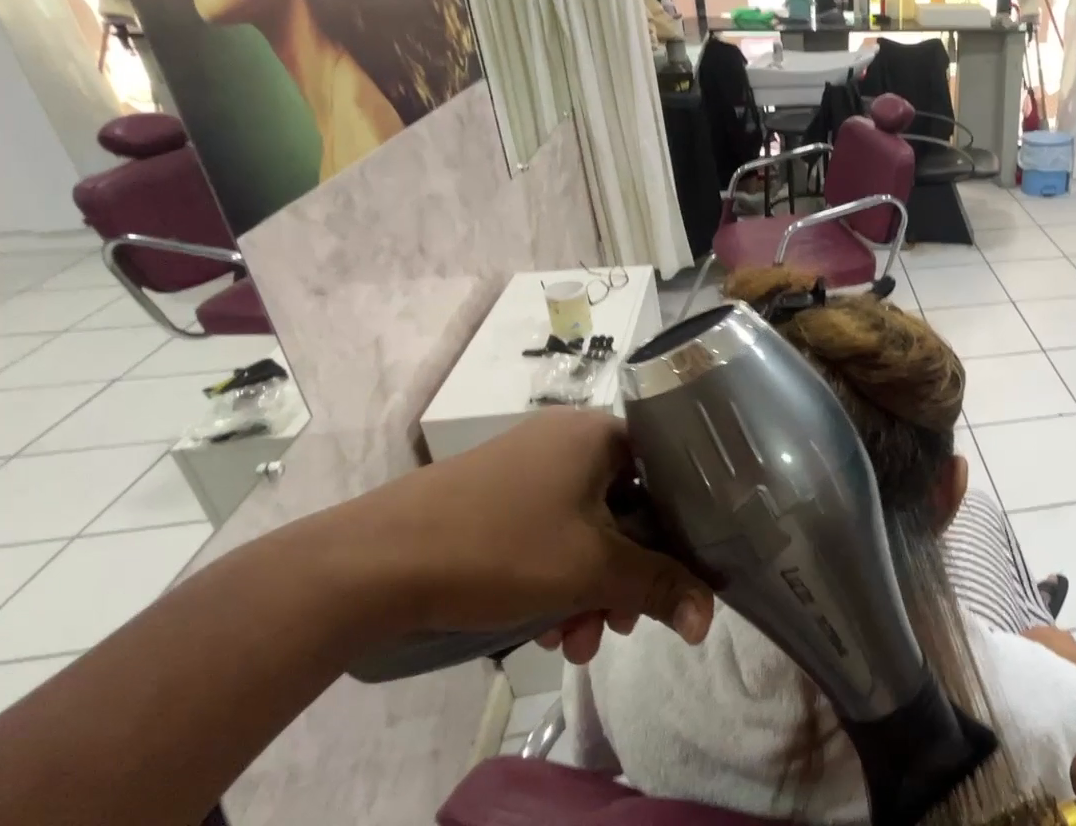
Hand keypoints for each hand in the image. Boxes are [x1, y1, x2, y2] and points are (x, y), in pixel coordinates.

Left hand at [313, 408, 713, 662]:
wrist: (365, 567)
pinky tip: (544, 628)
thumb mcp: (592, 572)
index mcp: (597, 433)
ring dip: (590, 588)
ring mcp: (523, 467)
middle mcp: (565, 439)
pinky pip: (546, 533)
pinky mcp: (489, 497)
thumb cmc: (499, 549)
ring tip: (576, 642)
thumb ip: (659, 589)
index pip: (670, 470)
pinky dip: (554, 579)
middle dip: (627, 577)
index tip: (680, 575)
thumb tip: (710, 620)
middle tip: (622, 625)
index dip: (684, 527)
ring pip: (585, 529)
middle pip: (627, 509)